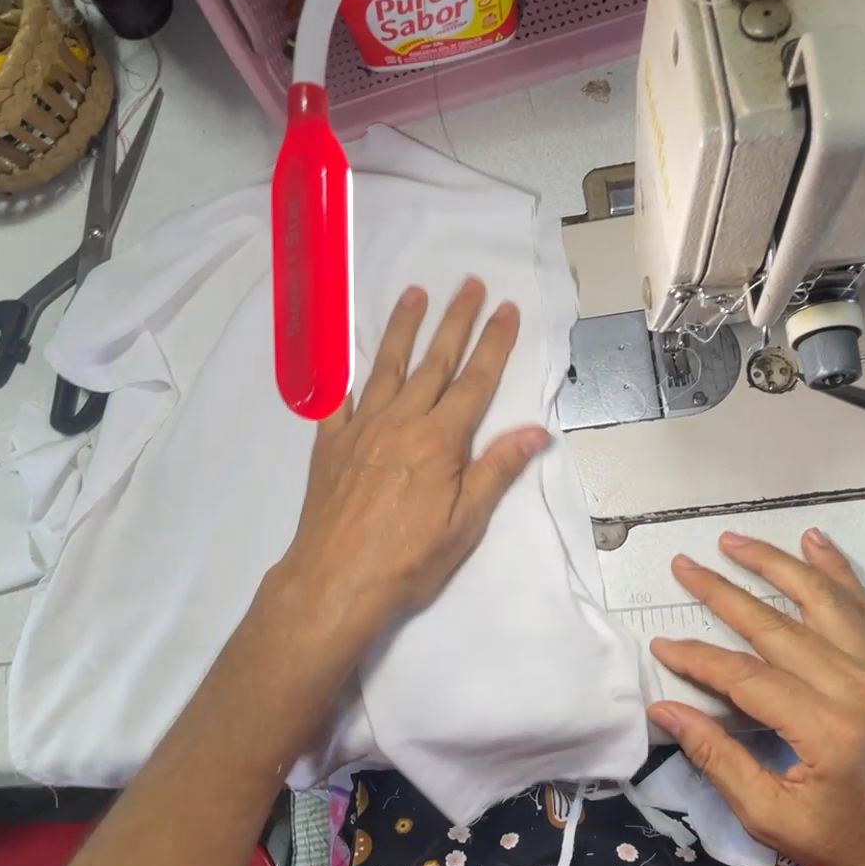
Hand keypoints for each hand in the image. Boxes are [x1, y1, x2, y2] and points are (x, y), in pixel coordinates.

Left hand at [274, 277, 550, 631]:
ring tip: (414, 294)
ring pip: (385, 366)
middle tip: (469, 283)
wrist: (335, 582)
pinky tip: (347, 349)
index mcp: (439, 441)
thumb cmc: (407, 560)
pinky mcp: (328, 443)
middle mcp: (400, 421)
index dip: (494, 343)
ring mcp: (360, 428)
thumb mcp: (464, 524)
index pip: (475, 381)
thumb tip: (536, 431)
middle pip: (434, 362)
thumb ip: (497, 471)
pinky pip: (337, 395)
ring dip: (403, 328)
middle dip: (455, 320)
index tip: (506, 309)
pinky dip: (343, 367)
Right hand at [646, 530, 864, 865]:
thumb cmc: (856, 852)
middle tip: (683, 565)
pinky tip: (815, 543)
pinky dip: (837, 572)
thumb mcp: (773, 820)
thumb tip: (665, 712)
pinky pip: (861, 611)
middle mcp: (856, 688)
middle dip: (723, 592)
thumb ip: (717, 759)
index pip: (744, 676)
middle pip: (776, 626)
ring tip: (734, 540)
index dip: (697, 658)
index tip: (660, 645)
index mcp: (825, 730)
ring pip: (822, 602)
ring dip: (776, 564)